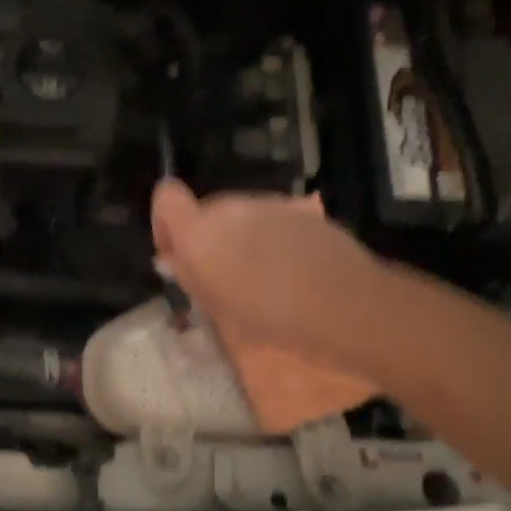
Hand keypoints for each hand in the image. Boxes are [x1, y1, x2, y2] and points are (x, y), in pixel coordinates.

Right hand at [152, 179, 382, 356]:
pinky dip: (275, 240)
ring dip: (243, 238)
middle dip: (208, 236)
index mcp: (198, 230)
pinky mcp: (303, 212)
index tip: (176, 251)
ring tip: (262, 275)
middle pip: (206, 209)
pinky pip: (275, 222)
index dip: (165, 221)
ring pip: (242, 217)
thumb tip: (176, 258)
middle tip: (222, 274)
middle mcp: (229, 208)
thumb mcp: (214, 305)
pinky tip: (293, 270)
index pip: (166, 196)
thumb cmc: (267, 314)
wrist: (345, 305)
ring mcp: (269, 206)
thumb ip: (189, 274)